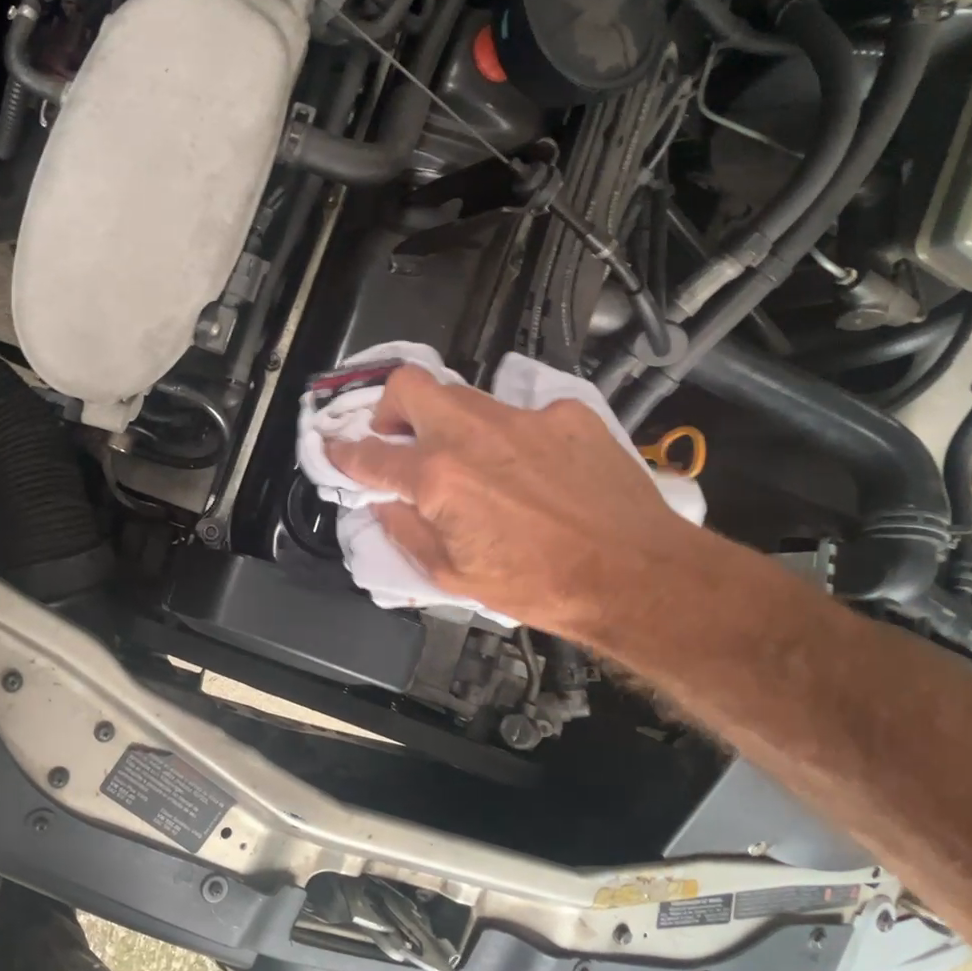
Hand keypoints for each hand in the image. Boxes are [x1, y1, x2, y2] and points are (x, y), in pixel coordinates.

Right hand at [326, 365, 695, 638]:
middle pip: (408, 386)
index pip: (369, 454)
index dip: (343, 453)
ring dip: (449, 424)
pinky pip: (520, 414)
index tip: (335, 450)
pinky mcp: (566, 416)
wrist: (635, 575)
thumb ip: (405, 533)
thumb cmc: (541, 584)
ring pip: (464, 396)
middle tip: (400, 440)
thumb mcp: (451, 576)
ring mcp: (522, 418)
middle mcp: (473, 435)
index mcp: (438, 477)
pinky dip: (510, 437)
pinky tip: (531, 471)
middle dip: (390, 409)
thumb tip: (387, 507)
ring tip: (470, 462)